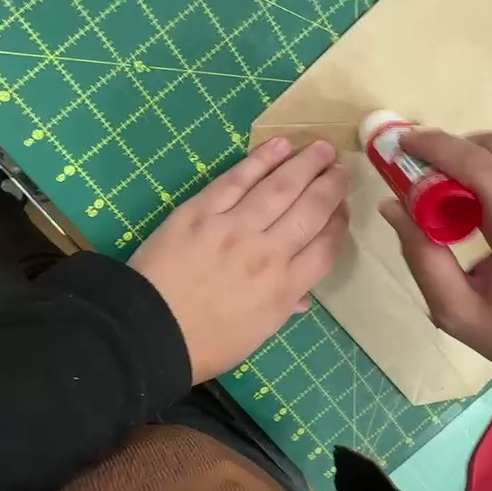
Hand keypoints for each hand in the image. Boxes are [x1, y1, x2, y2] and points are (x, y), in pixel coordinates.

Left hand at [131, 137, 350, 382]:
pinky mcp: (202, 211)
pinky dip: (261, 160)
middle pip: (311, 210)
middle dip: (331, 186)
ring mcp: (235, 228)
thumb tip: (301, 295)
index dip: (339, 222)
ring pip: (280, 188)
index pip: (326, 246)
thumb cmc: (203, 344)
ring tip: (322, 148)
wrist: (148, 331)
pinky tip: (280, 146)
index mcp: (284, 289)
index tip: (343, 207)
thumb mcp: (255, 336)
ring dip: (305, 164)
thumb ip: (282, 309)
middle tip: (341, 169)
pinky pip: (237, 179)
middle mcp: (268, 253)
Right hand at [380, 130, 491, 373]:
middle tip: (424, 164)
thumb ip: (419, 254)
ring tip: (451, 185)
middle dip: (457, 146)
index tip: (404, 142)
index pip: (479, 165)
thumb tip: (392, 204)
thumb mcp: (455, 309)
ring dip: (480, 157)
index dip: (437, 147)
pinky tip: (484, 201)